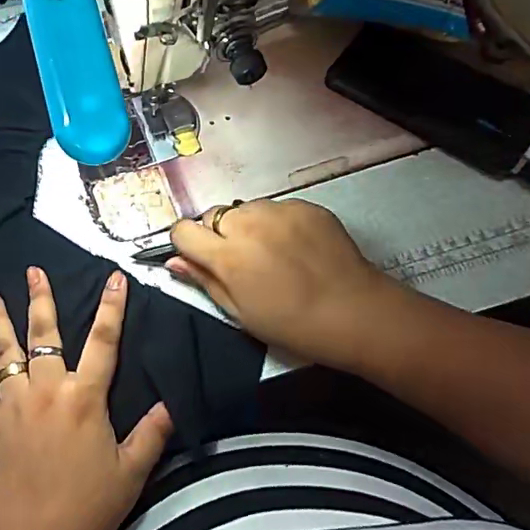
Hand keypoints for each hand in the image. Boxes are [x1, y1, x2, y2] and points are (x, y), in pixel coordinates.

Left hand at [0, 267, 171, 529]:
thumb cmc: (89, 506)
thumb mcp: (132, 471)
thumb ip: (153, 432)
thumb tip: (172, 402)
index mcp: (86, 398)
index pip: (105, 342)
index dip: (112, 308)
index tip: (114, 278)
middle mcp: (48, 391)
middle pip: (46, 336)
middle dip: (41, 300)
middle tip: (34, 271)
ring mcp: (14, 405)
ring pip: (4, 352)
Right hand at [167, 199, 410, 370]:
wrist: (354, 312)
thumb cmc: (293, 324)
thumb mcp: (240, 313)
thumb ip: (205, 281)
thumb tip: (174, 262)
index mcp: (228, 256)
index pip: (183, 230)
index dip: (187, 244)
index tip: (199, 257)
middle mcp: (249, 224)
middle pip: (214, 215)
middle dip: (219, 234)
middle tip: (242, 261)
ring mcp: (280, 211)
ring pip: (245, 209)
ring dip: (249, 226)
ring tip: (272, 254)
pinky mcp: (305, 206)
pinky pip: (277, 208)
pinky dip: (278, 223)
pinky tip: (295, 248)